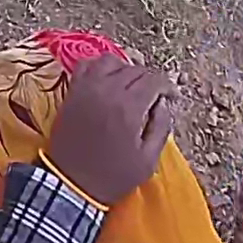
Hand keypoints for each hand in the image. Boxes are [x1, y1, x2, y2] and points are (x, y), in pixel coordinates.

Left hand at [44, 55, 174, 205]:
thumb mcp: (147, 160)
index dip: (166, 86)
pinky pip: (87, 64)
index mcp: (128, 107)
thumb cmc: (112, 175)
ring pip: (111, 61)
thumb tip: (163, 103)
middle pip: (134, 69)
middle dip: (149, 80)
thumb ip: (161, 127)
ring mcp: (87, 86)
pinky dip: (100, 66)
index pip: (153, 80)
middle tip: (154, 97)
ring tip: (131, 86)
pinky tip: (107, 79)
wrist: (71, 182)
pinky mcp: (73, 89)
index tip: (171, 97)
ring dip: (125, 69)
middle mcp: (107, 89)